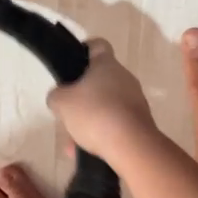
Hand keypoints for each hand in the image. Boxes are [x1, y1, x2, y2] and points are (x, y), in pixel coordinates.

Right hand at [47, 39, 157, 160]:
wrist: (132, 146)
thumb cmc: (95, 114)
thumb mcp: (63, 103)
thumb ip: (56, 96)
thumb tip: (59, 98)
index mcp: (107, 64)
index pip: (97, 45)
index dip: (84, 49)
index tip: (72, 60)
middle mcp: (124, 78)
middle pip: (100, 80)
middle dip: (82, 96)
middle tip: (67, 109)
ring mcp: (135, 100)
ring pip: (106, 106)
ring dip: (90, 120)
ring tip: (73, 142)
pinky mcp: (141, 122)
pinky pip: (116, 124)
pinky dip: (102, 135)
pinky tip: (87, 152)